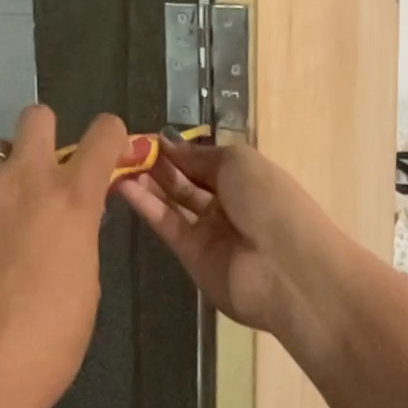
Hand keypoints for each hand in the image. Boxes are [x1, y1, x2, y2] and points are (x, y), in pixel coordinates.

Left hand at [0, 106, 128, 407]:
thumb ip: (78, 235)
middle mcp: (22, 180)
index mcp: (69, 198)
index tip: (110, 151)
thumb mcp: (84, 284)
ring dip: (3, 178)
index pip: (103, 134)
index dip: (111, 135)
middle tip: (43, 178)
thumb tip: (71, 219)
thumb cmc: (45, 344)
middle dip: (44, 135)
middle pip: (36, 116)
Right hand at [115, 137, 331, 334]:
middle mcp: (226, 203)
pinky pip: (166, 224)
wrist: (288, 271)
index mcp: (245, 178)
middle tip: (126, 148)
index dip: (178, 149)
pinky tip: (124, 185)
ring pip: (172, 202)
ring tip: (119, 163)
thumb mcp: (238, 162)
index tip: (146, 137)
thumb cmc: (270, 202)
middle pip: (186, 180)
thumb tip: (169, 143)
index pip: (204, 160)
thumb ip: (199, 155)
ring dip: (148, 182)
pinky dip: (145, 205)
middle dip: (159, 163)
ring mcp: (209, 231)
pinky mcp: (191, 256)